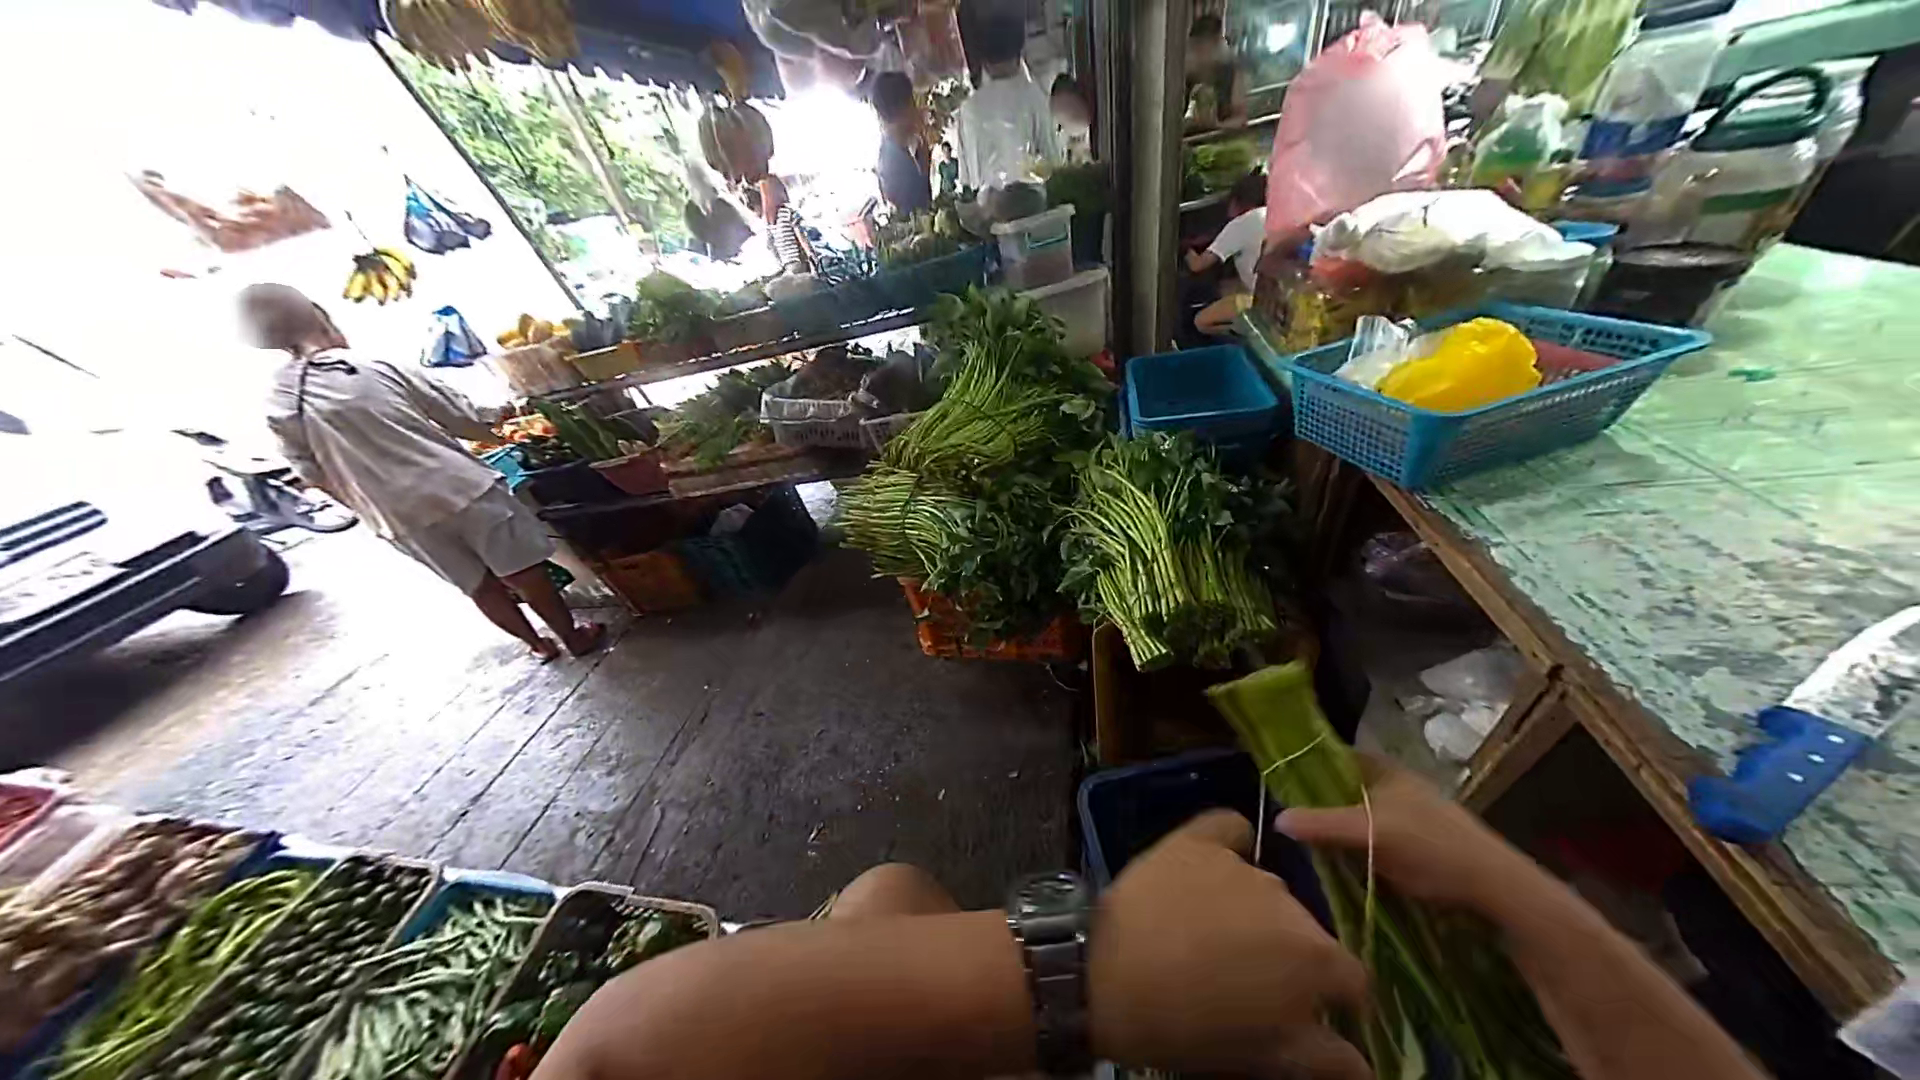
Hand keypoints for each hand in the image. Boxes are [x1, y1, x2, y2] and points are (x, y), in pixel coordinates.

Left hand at [1089, 810, 1370, 1079]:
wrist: (1112, 973)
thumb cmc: (1193, 1025)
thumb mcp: (1271, 1057)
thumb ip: (1330, 1058)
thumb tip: (1363, 1060)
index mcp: (1315, 956)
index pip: (1352, 978)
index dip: (1335, 997)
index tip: (1305, 1010)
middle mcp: (1286, 898)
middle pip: (1305, 928)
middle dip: (1289, 952)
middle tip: (1248, 974)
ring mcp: (1238, 862)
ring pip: (1266, 886)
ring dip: (1256, 907)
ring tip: (1214, 930)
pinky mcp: (1195, 838)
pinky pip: (1228, 827)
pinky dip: (1231, 840)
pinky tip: (1218, 858)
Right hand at [1275, 755, 1541, 914]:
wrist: (1500, 892)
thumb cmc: (1431, 847)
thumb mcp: (1368, 833)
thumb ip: (1320, 824)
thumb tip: (1277, 819)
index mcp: (1385, 769)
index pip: (1335, 755)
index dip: (1308, 764)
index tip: (1282, 782)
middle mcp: (1398, 784)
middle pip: (1346, 785)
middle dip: (1322, 800)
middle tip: (1295, 818)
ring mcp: (1414, 813)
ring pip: (1363, 812)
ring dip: (1342, 826)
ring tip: (1316, 842)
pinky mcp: (1424, 842)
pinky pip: (1379, 835)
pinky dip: (1362, 844)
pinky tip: (1350, 860)